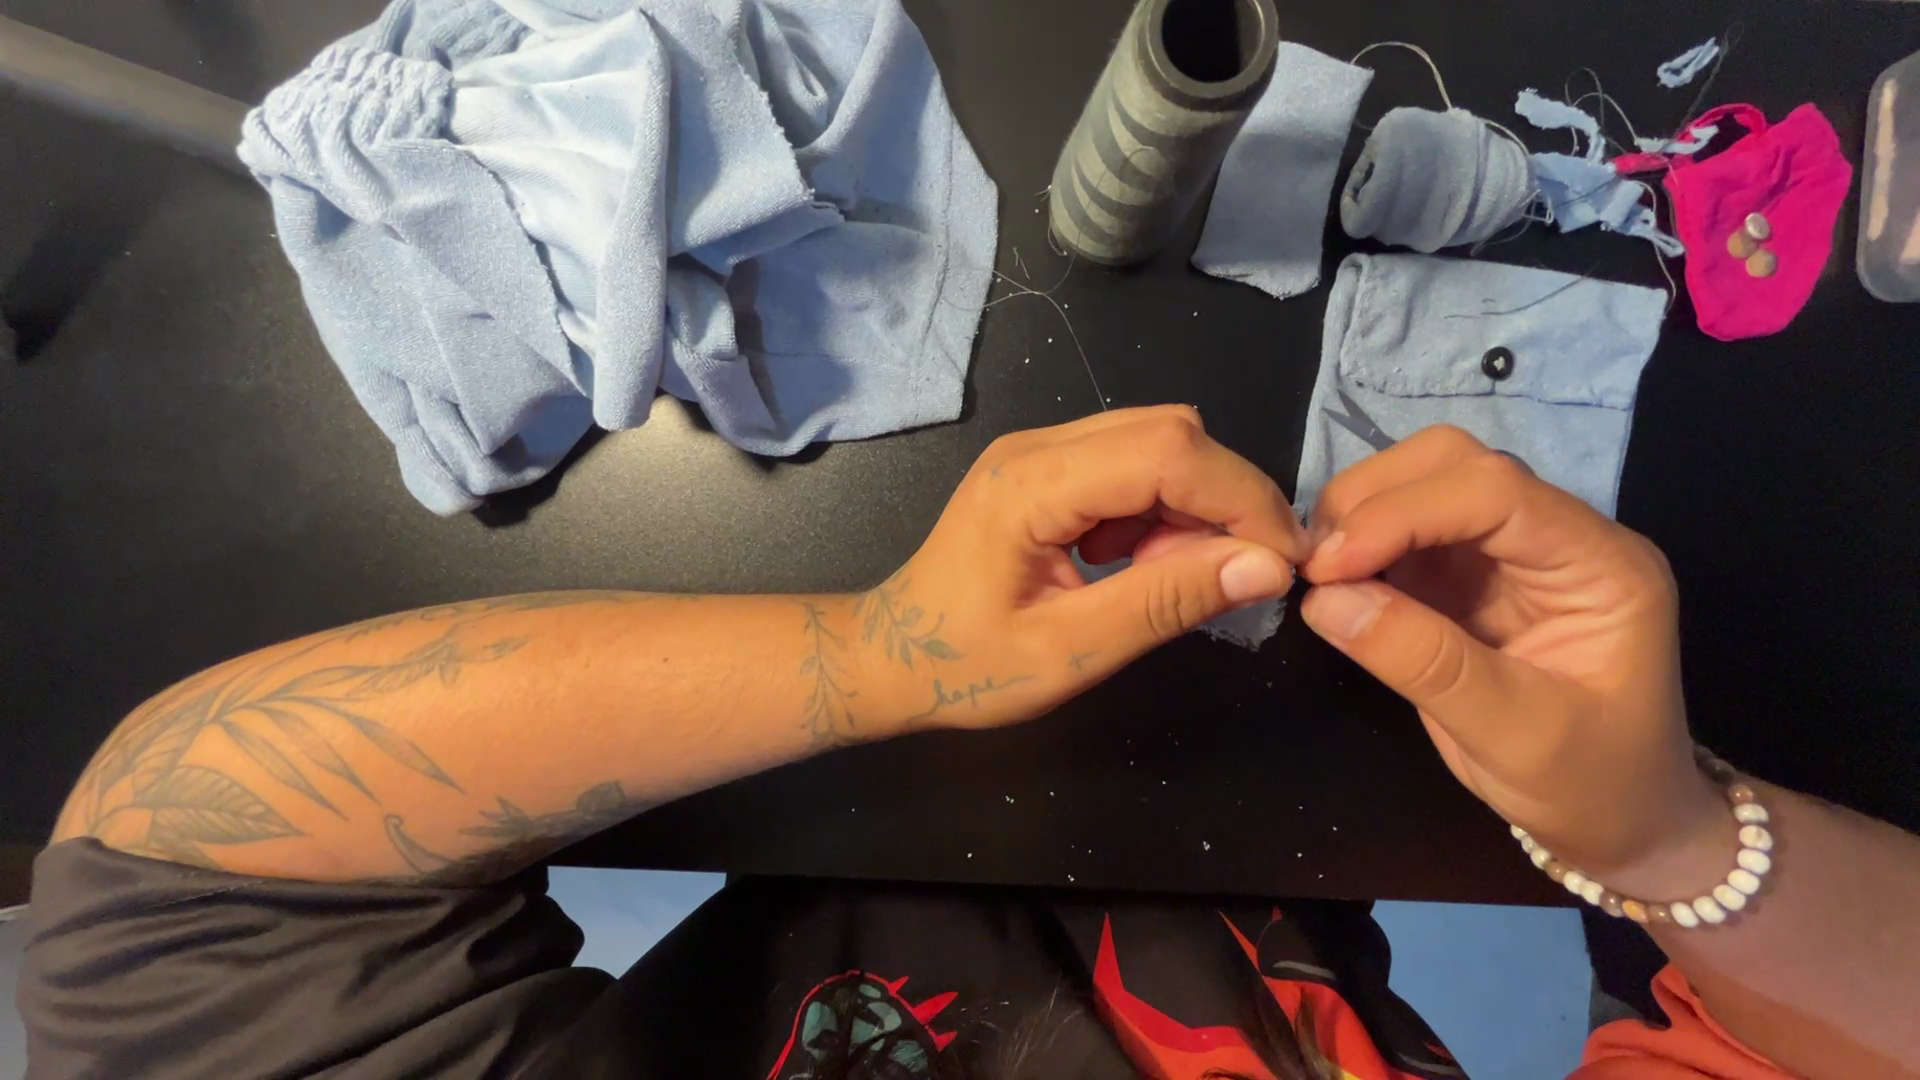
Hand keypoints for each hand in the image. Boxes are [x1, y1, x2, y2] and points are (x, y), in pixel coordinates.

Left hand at [856, 407, 1309, 733]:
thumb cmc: (965, 666)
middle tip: (1234, 573)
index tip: (1283, 560)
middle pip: (1167, 433)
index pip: (1168, 452)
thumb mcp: (1070, 651)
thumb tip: (1265, 566)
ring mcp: (1036, 451)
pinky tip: (1132, 563)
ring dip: (1188, 506)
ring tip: (1168, 577)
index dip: (1241, 498)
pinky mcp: (1042, 469)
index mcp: (1031, 484)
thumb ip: (1166, 602)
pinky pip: (1126, 466)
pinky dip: (1155, 510)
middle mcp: (1035, 446)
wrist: (891, 655)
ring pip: (1153, 444)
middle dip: (1222, 499)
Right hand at [1297, 426, 1725, 896]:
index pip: (1492, 491)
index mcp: (1596, 564)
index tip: (1327, 569)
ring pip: (1417, 479)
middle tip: (1316, 565)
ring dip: (1354, 513)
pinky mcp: (1457, 569)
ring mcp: (1501, 547)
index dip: (1399, 514)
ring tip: (1318, 573)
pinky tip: (1331, 578)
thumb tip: (1322, 599)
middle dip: (1370, 499)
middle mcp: (1550, 535)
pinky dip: (1352, 540)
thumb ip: (1421, 661)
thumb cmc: (1586, 782)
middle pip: (1452, 461)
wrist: (1611, 817)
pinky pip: (1394, 524)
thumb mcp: (1511, 734)